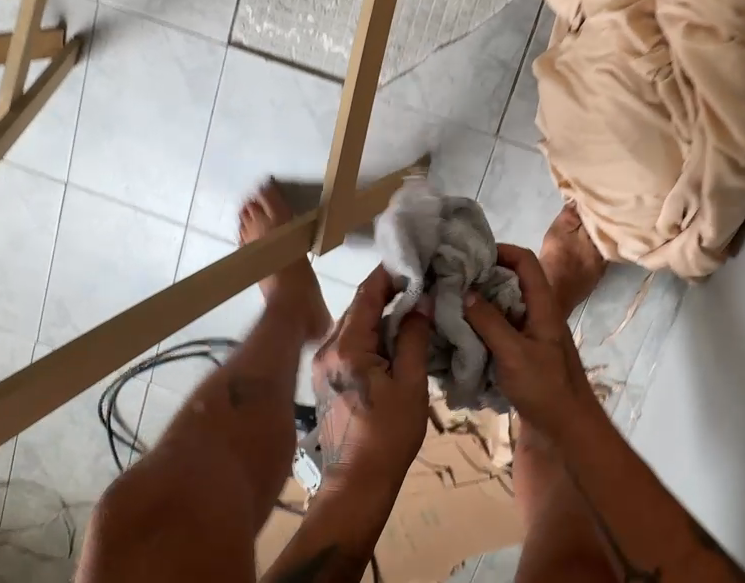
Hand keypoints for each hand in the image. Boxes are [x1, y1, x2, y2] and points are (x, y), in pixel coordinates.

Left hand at [310, 266, 433, 488]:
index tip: (413, 261)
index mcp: (347, 347)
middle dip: (386, 291)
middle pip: (358, 306)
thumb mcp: (410, 384)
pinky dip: (370, 332)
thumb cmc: (388, 435)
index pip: (367, 294)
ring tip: (411, 304)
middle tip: (418, 281)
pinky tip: (392, 335)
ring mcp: (322, 364)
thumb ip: (413, 338)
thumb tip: (422, 303)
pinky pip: (348, 342)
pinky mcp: (325, 379)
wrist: (356, 484)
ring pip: (353, 324)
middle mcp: (327, 348)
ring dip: (379, 312)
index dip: (389, 274)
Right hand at [462, 244, 596, 438]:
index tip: (470, 256)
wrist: (568, 429)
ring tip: (451, 302)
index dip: (500, 251)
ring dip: (480, 301)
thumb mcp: (513, 353)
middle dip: (483, 275)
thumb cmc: (545, 388)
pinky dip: (482, 322)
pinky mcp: (522, 349)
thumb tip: (464, 291)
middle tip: (452, 279)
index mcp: (543, 305)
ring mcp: (530, 331)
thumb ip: (489, 321)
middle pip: (511, 279)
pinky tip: (461, 330)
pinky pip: (500, 326)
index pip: (525, 260)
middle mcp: (538, 311)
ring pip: (504, 303)